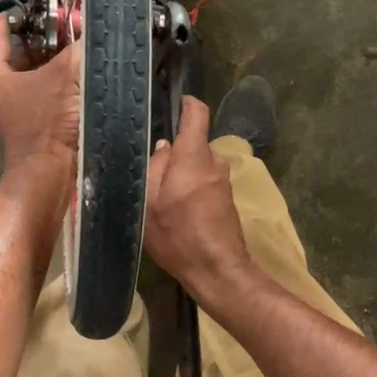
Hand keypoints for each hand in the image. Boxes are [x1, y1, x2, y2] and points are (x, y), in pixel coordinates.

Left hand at [0, 15, 80, 174]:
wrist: (49, 173)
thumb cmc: (47, 121)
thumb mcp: (65, 75)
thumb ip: (79, 48)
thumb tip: (95, 28)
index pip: (0, 37)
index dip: (14, 20)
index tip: (26, 6)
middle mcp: (2, 91)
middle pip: (22, 54)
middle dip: (44, 39)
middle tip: (65, 22)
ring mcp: (18, 108)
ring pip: (37, 73)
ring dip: (56, 60)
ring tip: (78, 41)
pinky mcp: (37, 122)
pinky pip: (48, 90)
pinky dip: (62, 79)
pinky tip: (82, 69)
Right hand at [147, 98, 257, 303]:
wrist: (218, 272)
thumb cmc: (179, 235)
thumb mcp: (150, 202)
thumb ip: (154, 168)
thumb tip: (163, 147)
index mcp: (194, 155)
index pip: (197, 113)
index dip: (186, 103)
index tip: (171, 104)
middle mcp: (214, 162)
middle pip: (192, 144)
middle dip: (173, 154)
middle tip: (151, 174)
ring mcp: (223, 182)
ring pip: (197, 165)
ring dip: (181, 175)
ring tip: (161, 197)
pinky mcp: (226, 200)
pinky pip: (204, 182)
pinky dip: (190, 189)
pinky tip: (177, 212)